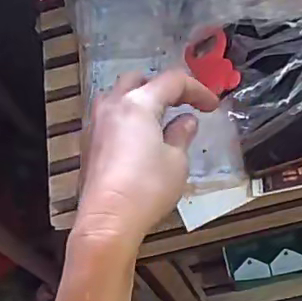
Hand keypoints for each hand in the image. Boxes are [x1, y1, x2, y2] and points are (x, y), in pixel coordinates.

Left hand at [74, 69, 220, 249]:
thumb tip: (186, 121)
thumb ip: (181, 135)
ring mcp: (95, 124)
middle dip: (164, 88)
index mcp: (138, 103)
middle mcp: (112, 106)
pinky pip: (110, 118)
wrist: (108, 220)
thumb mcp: (176, 162)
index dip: (197, 89)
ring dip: (142, 101)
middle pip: (139, 80)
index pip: (172, 81)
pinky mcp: (89, 144)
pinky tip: (140, 139)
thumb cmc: (147, 189)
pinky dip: (128, 119)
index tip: (212, 105)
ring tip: (160, 120)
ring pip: (119, 97)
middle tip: (183, 105)